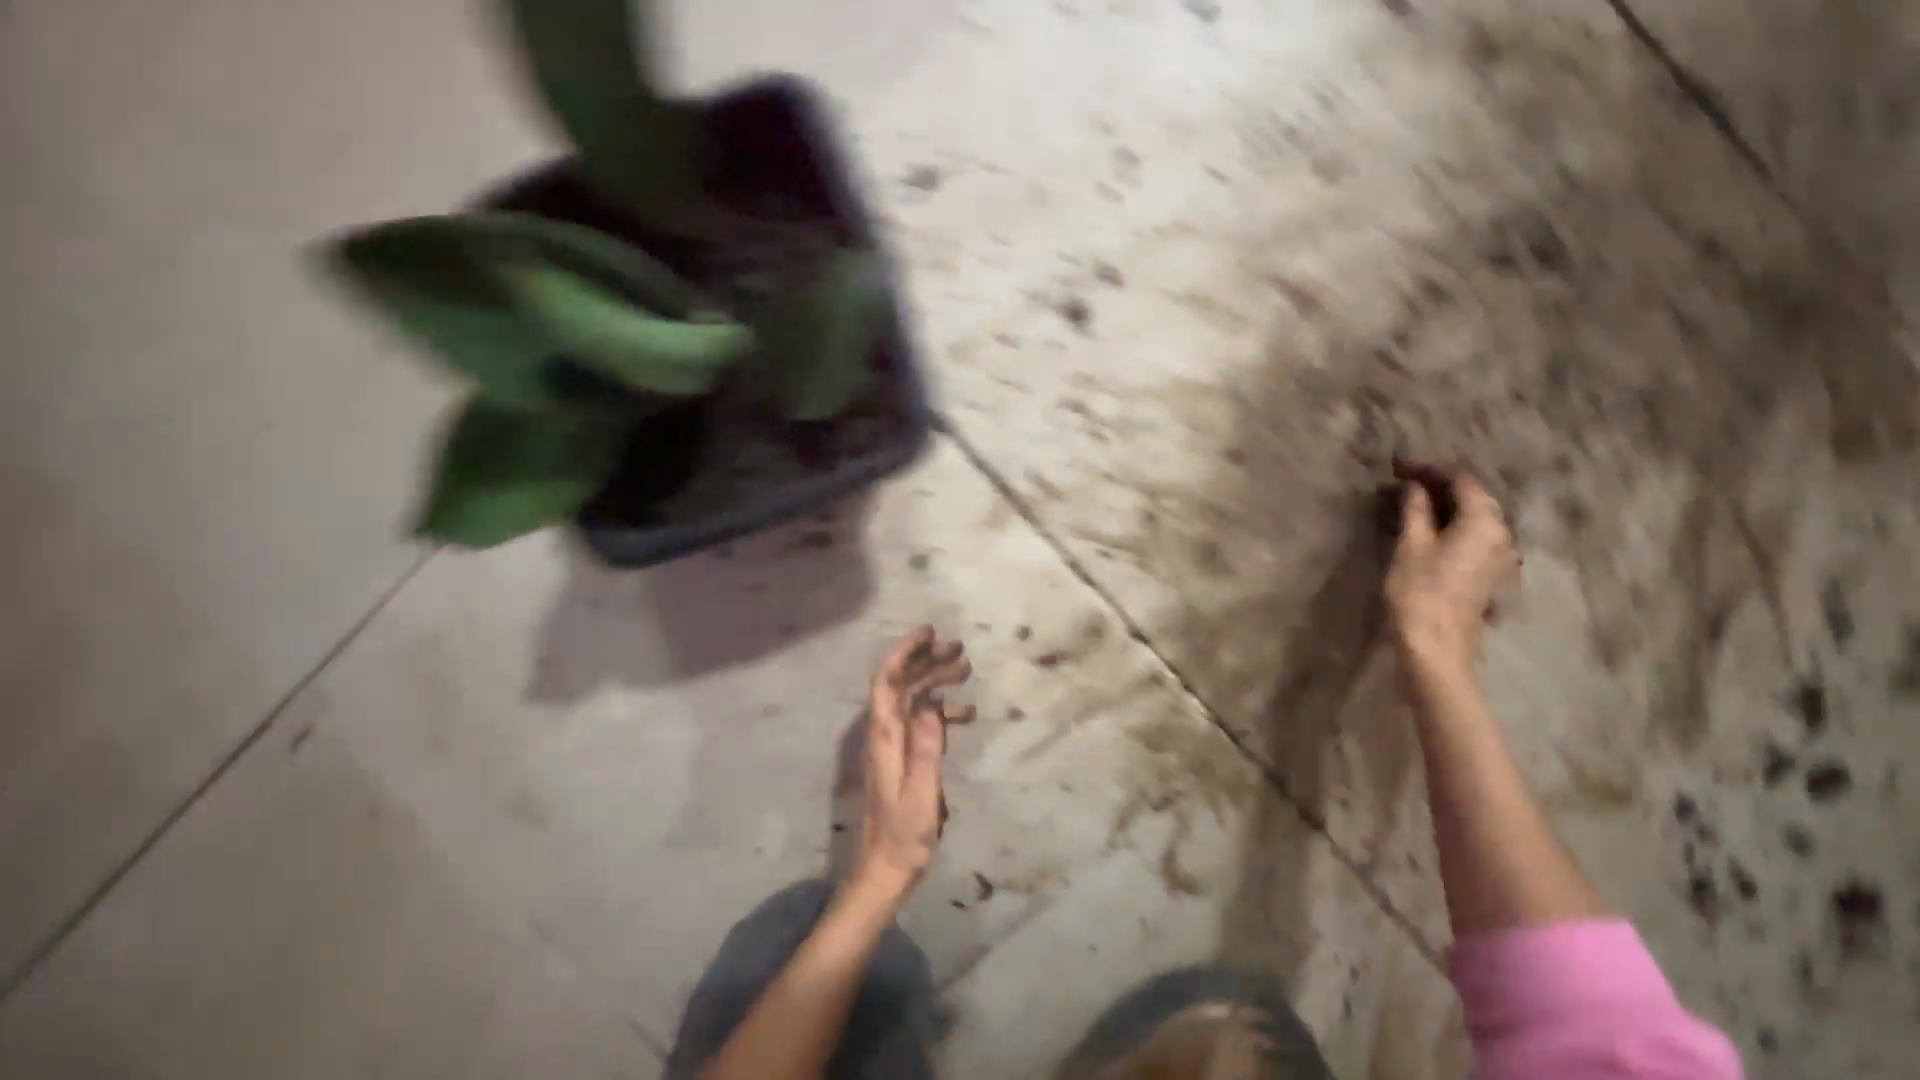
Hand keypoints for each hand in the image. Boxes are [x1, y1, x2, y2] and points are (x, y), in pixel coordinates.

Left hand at [853, 627, 973, 900]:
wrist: (886, 869)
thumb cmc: (903, 836)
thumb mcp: (920, 796)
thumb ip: (926, 751)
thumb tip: (932, 706)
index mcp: (884, 739)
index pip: (886, 683)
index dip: (903, 652)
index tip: (928, 634)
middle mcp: (885, 736)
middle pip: (902, 685)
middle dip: (927, 661)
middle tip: (960, 650)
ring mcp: (895, 748)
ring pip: (913, 701)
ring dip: (936, 682)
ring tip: (967, 671)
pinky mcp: (906, 761)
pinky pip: (923, 723)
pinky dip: (942, 712)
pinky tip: (967, 713)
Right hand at [1384, 463, 1517, 676]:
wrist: (1437, 645)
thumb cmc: (1419, 591)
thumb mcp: (1411, 545)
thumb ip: (1416, 510)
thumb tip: (1414, 486)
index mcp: (1484, 521)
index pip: (1462, 479)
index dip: (1431, 468)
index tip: (1401, 465)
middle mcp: (1502, 533)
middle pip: (1475, 497)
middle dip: (1442, 484)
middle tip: (1407, 480)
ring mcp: (1502, 555)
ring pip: (1477, 517)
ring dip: (1449, 505)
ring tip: (1417, 501)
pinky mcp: (1493, 572)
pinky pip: (1477, 535)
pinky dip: (1456, 524)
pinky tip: (1433, 527)